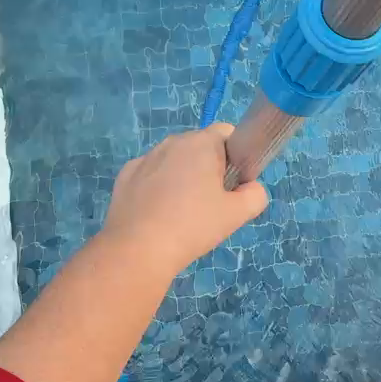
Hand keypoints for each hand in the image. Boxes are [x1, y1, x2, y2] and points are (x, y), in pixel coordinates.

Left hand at [97, 123, 269, 275]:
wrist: (139, 249)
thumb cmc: (193, 226)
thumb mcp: (237, 214)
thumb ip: (255, 194)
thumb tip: (250, 188)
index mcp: (201, 144)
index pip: (226, 132)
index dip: (235, 156)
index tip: (232, 184)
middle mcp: (171, 142)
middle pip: (198, 146)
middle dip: (208, 167)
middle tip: (209, 203)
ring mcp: (144, 158)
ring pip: (172, 160)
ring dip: (181, 176)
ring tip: (180, 212)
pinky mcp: (125, 176)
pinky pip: (150, 174)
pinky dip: (156, 187)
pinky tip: (156, 213)